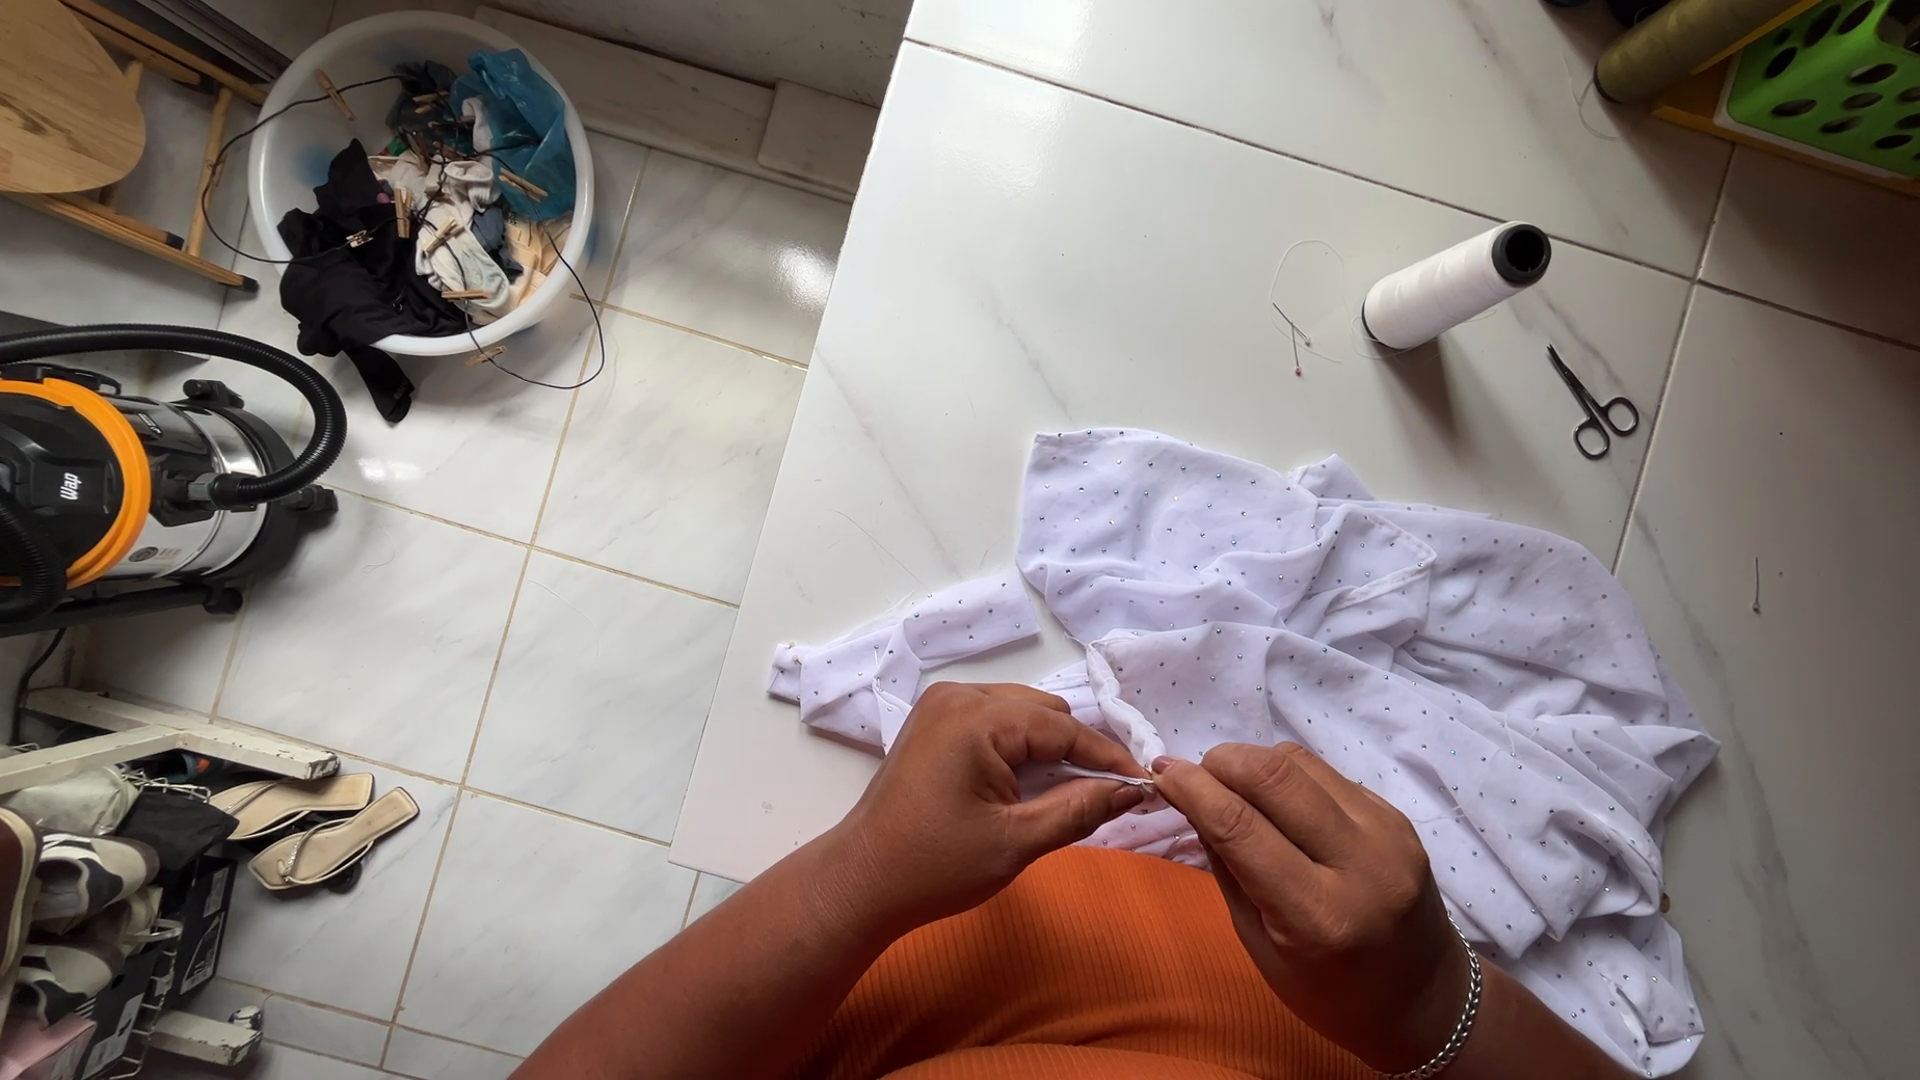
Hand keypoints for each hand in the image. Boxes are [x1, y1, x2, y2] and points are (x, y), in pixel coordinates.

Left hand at [823, 682, 1148, 936]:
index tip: (1141, 782)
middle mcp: (958, 695)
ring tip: (1066, 789)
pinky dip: (1019, 742)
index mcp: (975, 719)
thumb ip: (1079, 810)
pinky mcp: (934, 717)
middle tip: (1104, 791)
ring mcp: (941, 702)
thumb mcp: (1017, 842)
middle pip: (1042, 711)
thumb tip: (1129, 790)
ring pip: (1020, 710)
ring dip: (1047, 745)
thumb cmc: (936, 867)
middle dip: (1076, 749)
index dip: (1104, 757)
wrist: (864, 879)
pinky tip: (1026, 778)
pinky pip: (995, 716)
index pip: (1060, 727)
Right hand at [1152, 743, 1470, 1073]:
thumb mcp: (1257, 940)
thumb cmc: (1327, 989)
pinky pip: (1322, 770)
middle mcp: (1361, 864)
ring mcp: (1387, 833)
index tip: (1160, 771)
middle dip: (1218, 761)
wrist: (1426, 1000)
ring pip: (1296, 760)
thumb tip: (1189, 797)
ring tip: (1233, 787)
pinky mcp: (1395, 813)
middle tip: (1195, 775)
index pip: (1239, 825)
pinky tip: (1276, 800)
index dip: (1191, 788)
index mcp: (1320, 915)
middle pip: (1272, 775)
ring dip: (1249, 761)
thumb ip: (1224, 863)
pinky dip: (1283, 773)